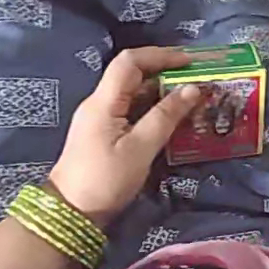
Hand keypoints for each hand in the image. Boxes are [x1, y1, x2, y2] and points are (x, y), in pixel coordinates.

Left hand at [48, 47, 200, 223]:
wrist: (71, 212)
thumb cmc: (106, 180)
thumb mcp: (140, 148)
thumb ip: (166, 116)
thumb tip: (192, 89)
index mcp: (104, 101)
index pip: (130, 62)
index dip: (160, 56)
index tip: (190, 62)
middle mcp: (100, 103)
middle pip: (133, 76)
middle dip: (166, 73)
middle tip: (197, 81)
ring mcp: (101, 119)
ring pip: (134, 95)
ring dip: (162, 93)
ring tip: (192, 100)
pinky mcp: (104, 134)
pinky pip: (132, 112)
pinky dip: (154, 110)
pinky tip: (174, 120)